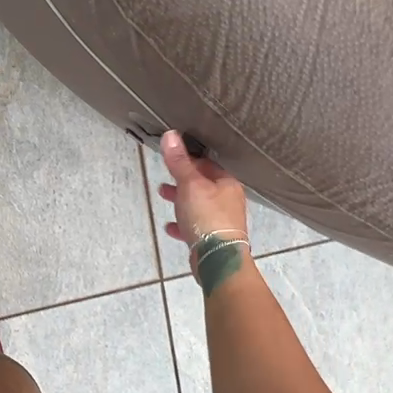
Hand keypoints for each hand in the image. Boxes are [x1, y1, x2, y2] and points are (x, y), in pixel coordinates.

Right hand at [157, 130, 248, 245]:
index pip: (208, 165)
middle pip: (203, 185)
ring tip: (163, 197)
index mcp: (227, 184)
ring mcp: (222, 221)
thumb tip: (170, 134)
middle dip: (182, 182)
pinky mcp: (214, 239)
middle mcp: (229, 201)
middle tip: (165, 179)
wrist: (218, 259)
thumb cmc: (207, 215)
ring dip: (181, 201)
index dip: (189, 160)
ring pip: (199, 205)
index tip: (172, 159)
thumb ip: (179, 161)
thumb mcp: (190, 184)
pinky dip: (182, 224)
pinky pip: (196, 227)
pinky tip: (170, 227)